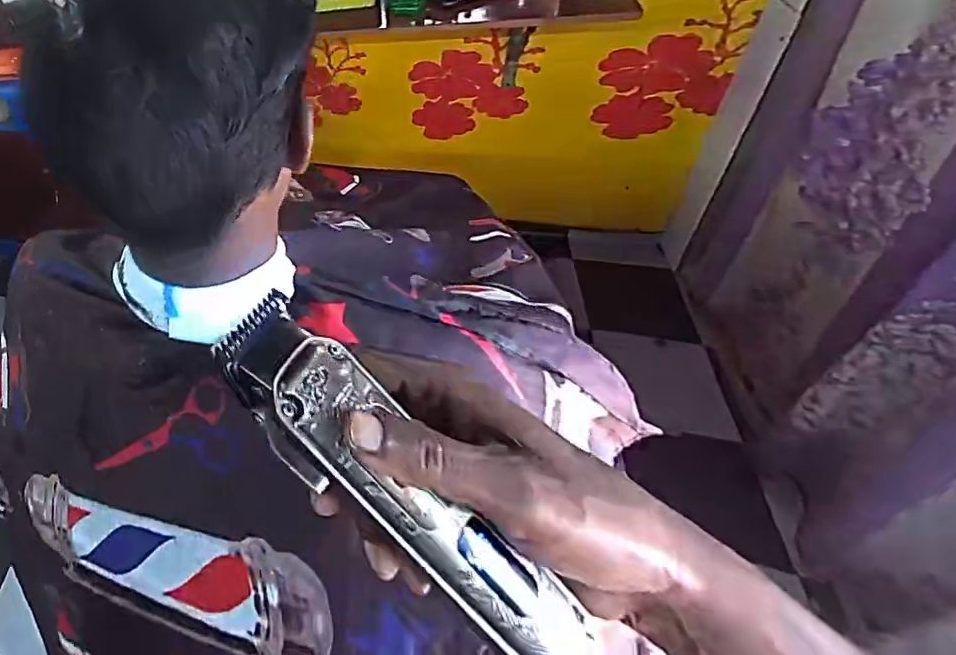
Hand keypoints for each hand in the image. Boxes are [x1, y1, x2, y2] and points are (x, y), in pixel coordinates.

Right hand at [313, 356, 859, 654]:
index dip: (328, 387)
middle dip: (348, 472)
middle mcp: (440, 420)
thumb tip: (351, 425)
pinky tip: (410, 570)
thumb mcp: (509, 488)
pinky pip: (406, 512)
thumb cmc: (590, 518)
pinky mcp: (457, 505)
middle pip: (365, 429)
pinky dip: (398, 539)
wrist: (658, 583)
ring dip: (373, 515)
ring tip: (387, 559)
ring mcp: (448, 464)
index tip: (297, 425)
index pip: (369, 370)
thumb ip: (430, 458)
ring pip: (381, 475)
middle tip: (334, 509)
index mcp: (450, 395)